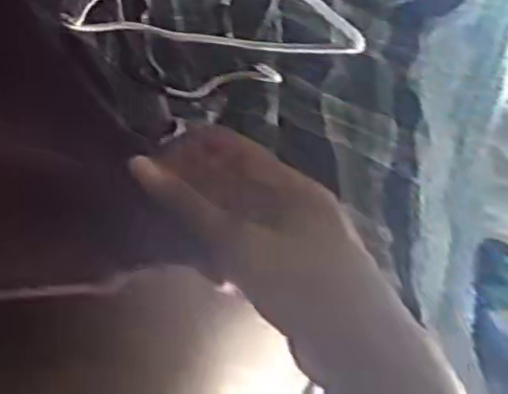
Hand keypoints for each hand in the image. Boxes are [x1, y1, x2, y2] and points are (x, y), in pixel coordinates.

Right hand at [130, 126, 459, 393]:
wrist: (372, 364)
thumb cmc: (304, 287)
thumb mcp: (236, 242)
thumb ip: (184, 201)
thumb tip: (135, 160)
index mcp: (290, 185)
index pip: (225, 142)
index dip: (185, 146)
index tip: (153, 165)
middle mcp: (296, 202)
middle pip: (227, 175)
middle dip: (189, 187)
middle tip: (157, 202)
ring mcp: (299, 234)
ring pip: (233, 210)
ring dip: (202, 221)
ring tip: (181, 241)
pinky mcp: (296, 265)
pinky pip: (247, 239)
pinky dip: (224, 247)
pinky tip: (213, 273)